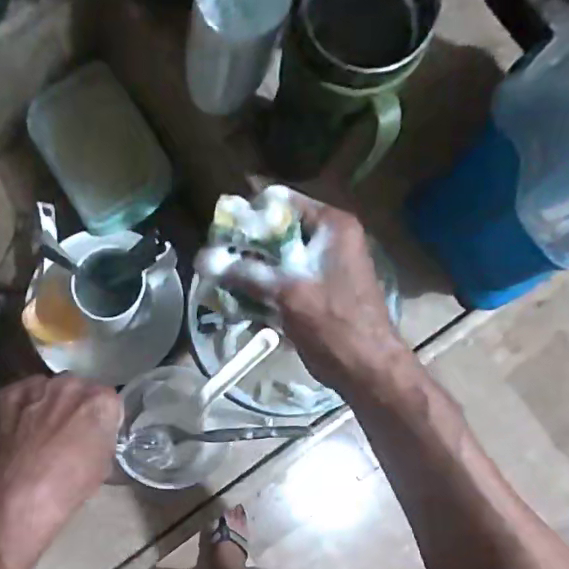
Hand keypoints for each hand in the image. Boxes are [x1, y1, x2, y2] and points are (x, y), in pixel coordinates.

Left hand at [0, 375, 122, 559]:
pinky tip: (11, 433)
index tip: (92, 435)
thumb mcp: (102, 466)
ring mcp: (33, 386)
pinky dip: (15, 411)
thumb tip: (93, 435)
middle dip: (71, 407)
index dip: (100, 420)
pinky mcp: (3, 394)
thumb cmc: (65, 487)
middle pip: (75, 390)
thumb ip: (102, 438)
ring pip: (44, 390)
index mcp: (100, 400)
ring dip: (43, 405)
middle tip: (62, 434)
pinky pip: (16, 398)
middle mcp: (68, 385)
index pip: (107, 402)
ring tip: (33, 435)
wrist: (16, 496)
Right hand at [219, 192, 410, 392]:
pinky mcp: (315, 291)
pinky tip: (237, 303)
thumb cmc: (334, 324)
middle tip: (215, 260)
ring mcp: (322, 266)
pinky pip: (281, 281)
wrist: (365, 367)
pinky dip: (261, 289)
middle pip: (275, 230)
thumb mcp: (287, 292)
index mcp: (331, 225)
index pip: (281, 201)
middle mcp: (328, 238)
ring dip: (249, 271)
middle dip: (244, 247)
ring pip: (275, 258)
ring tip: (220, 283)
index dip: (248, 215)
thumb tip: (203, 259)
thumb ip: (245, 272)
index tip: (220, 233)